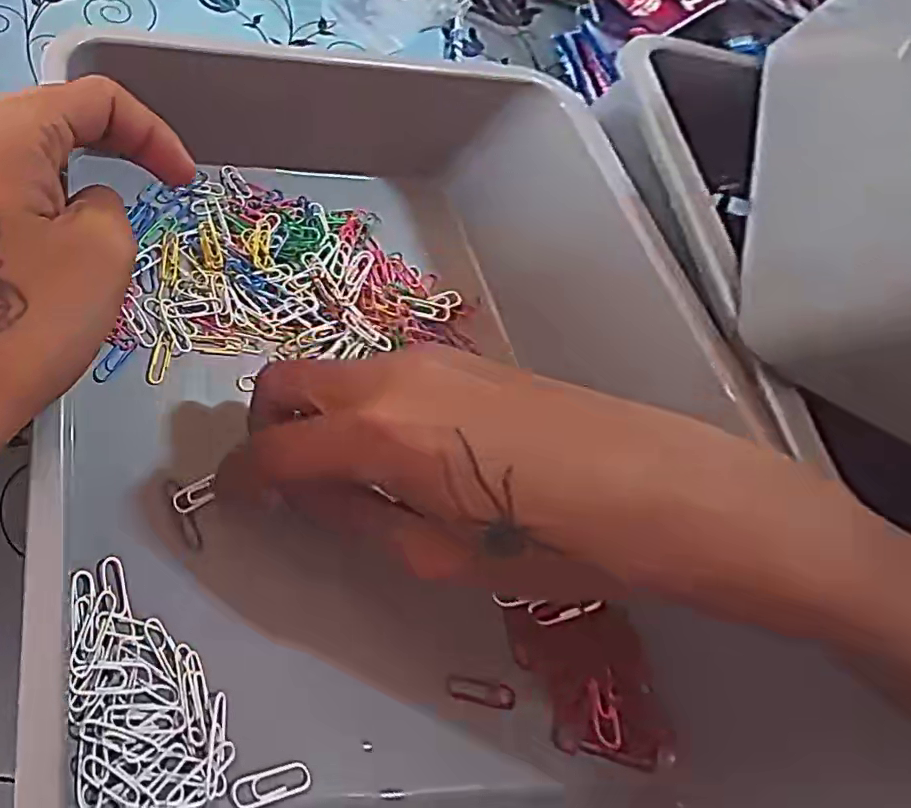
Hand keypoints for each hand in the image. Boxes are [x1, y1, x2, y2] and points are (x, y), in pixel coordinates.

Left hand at [0, 76, 194, 449]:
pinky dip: (63, 183)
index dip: (151, 130)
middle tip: (157, 172)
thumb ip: (110, 197)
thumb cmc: (39, 318)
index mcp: (10, 136)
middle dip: (120, 134)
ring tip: (127, 184)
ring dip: (91, 156)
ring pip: (43, 143)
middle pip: (63, 109)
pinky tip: (80, 213)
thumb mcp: (106, 245)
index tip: (183, 179)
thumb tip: (88, 200)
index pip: (95, 98)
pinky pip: (25, 177)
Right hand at [219, 346, 908, 632]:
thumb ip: (355, 516)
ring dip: (310, 415)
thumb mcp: (440, 556)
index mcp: (377, 434)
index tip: (235, 496)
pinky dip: (350, 405)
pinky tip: (398, 448)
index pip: (274, 447)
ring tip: (350, 470)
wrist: (675, 489)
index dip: (242, 474)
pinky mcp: (448, 354)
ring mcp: (416, 357)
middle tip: (283, 475)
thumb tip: (306, 493)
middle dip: (263, 426)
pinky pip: (368, 373)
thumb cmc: (559, 543)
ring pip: (324, 373)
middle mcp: (383, 379)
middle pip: (280, 382)